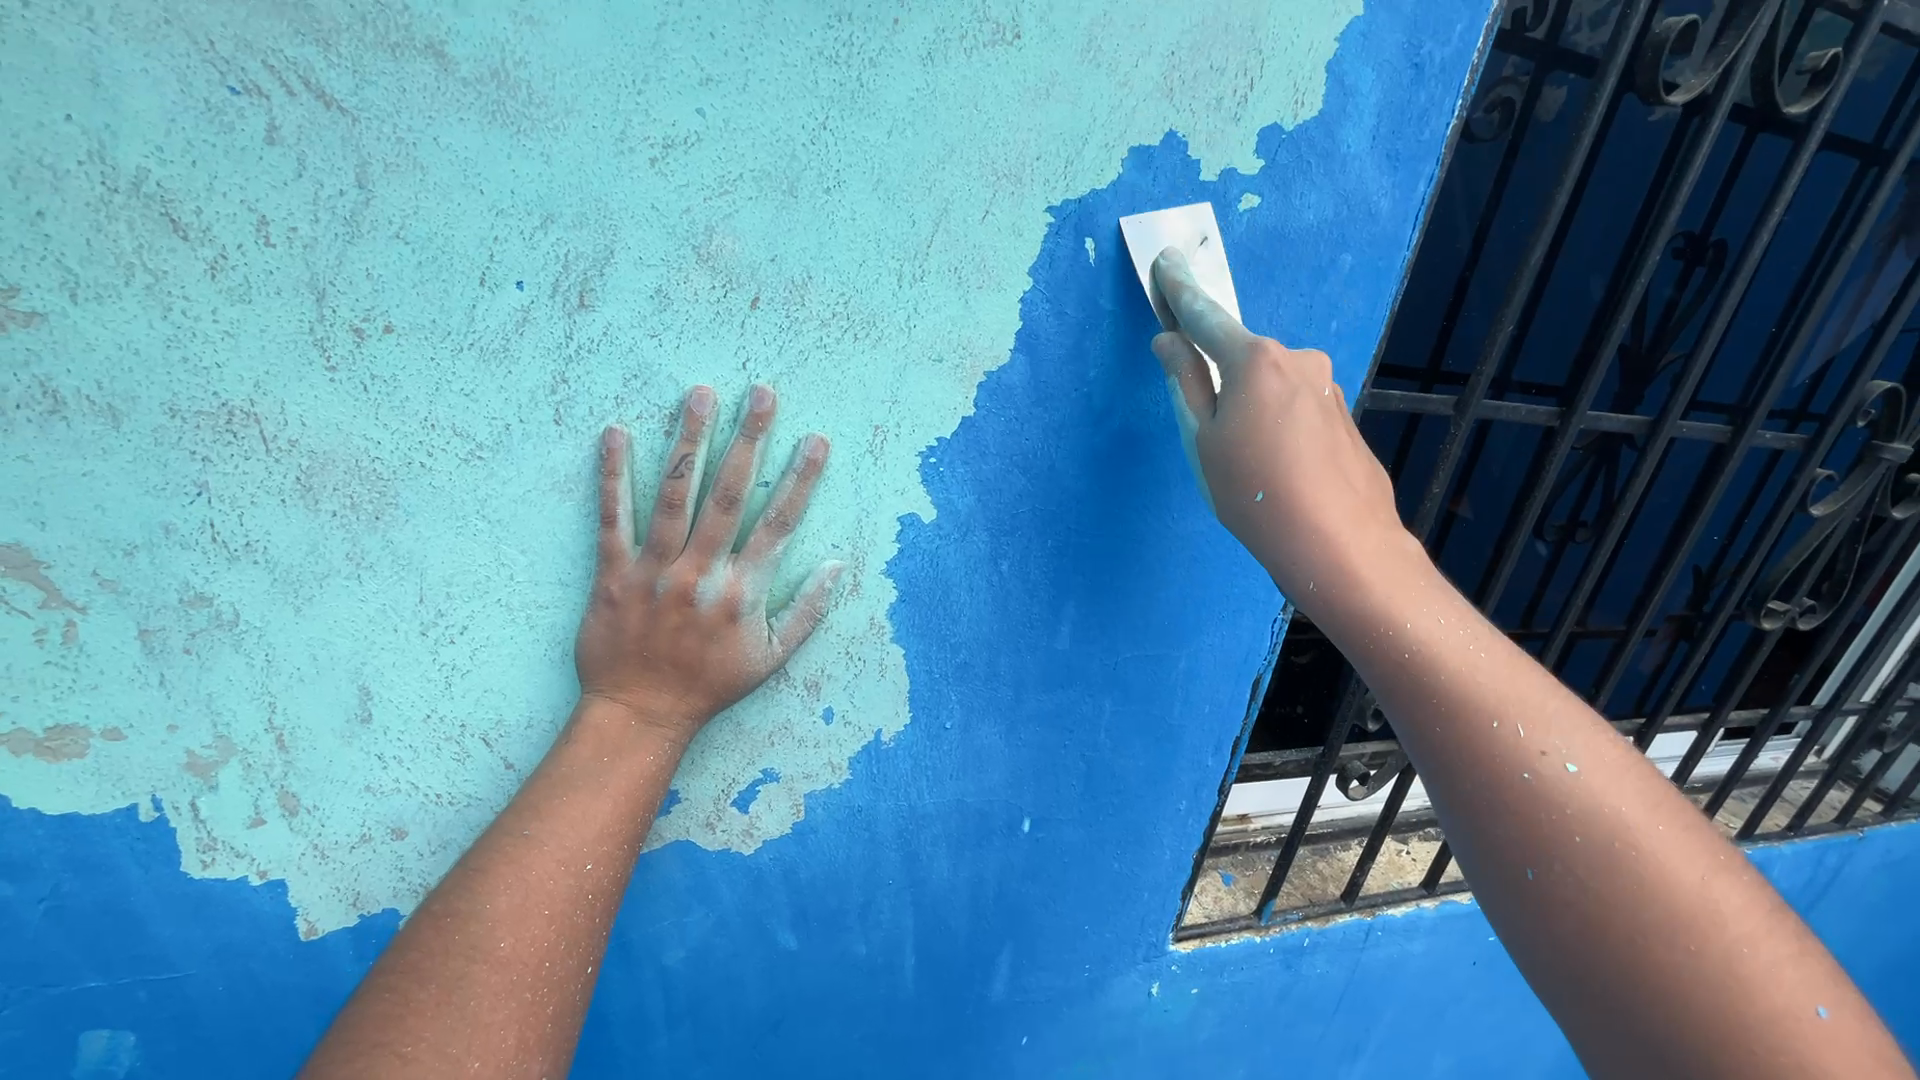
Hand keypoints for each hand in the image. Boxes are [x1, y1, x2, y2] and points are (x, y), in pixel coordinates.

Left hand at [574, 383, 842, 747]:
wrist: (641, 714)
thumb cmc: (712, 685)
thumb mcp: (774, 657)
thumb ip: (809, 611)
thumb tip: (838, 565)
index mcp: (744, 591)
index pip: (780, 523)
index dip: (802, 479)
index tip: (816, 441)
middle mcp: (702, 572)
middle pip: (731, 495)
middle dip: (751, 439)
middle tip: (762, 393)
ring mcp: (655, 571)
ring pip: (675, 496)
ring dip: (690, 441)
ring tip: (701, 395)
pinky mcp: (613, 575)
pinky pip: (612, 519)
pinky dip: (613, 476)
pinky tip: (616, 434)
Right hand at [1148, 247, 1420, 614]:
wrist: (1339, 542)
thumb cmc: (1253, 492)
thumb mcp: (1202, 441)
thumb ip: (1185, 383)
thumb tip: (1169, 340)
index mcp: (1255, 360)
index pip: (1206, 316)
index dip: (1179, 292)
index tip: (1166, 260)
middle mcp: (1297, 360)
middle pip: (1241, 357)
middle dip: (1220, 379)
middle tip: (1212, 437)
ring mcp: (1327, 386)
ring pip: (1270, 386)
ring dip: (1251, 408)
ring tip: (1250, 468)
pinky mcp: (1342, 415)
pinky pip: (1294, 408)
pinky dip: (1278, 426)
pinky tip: (1280, 470)